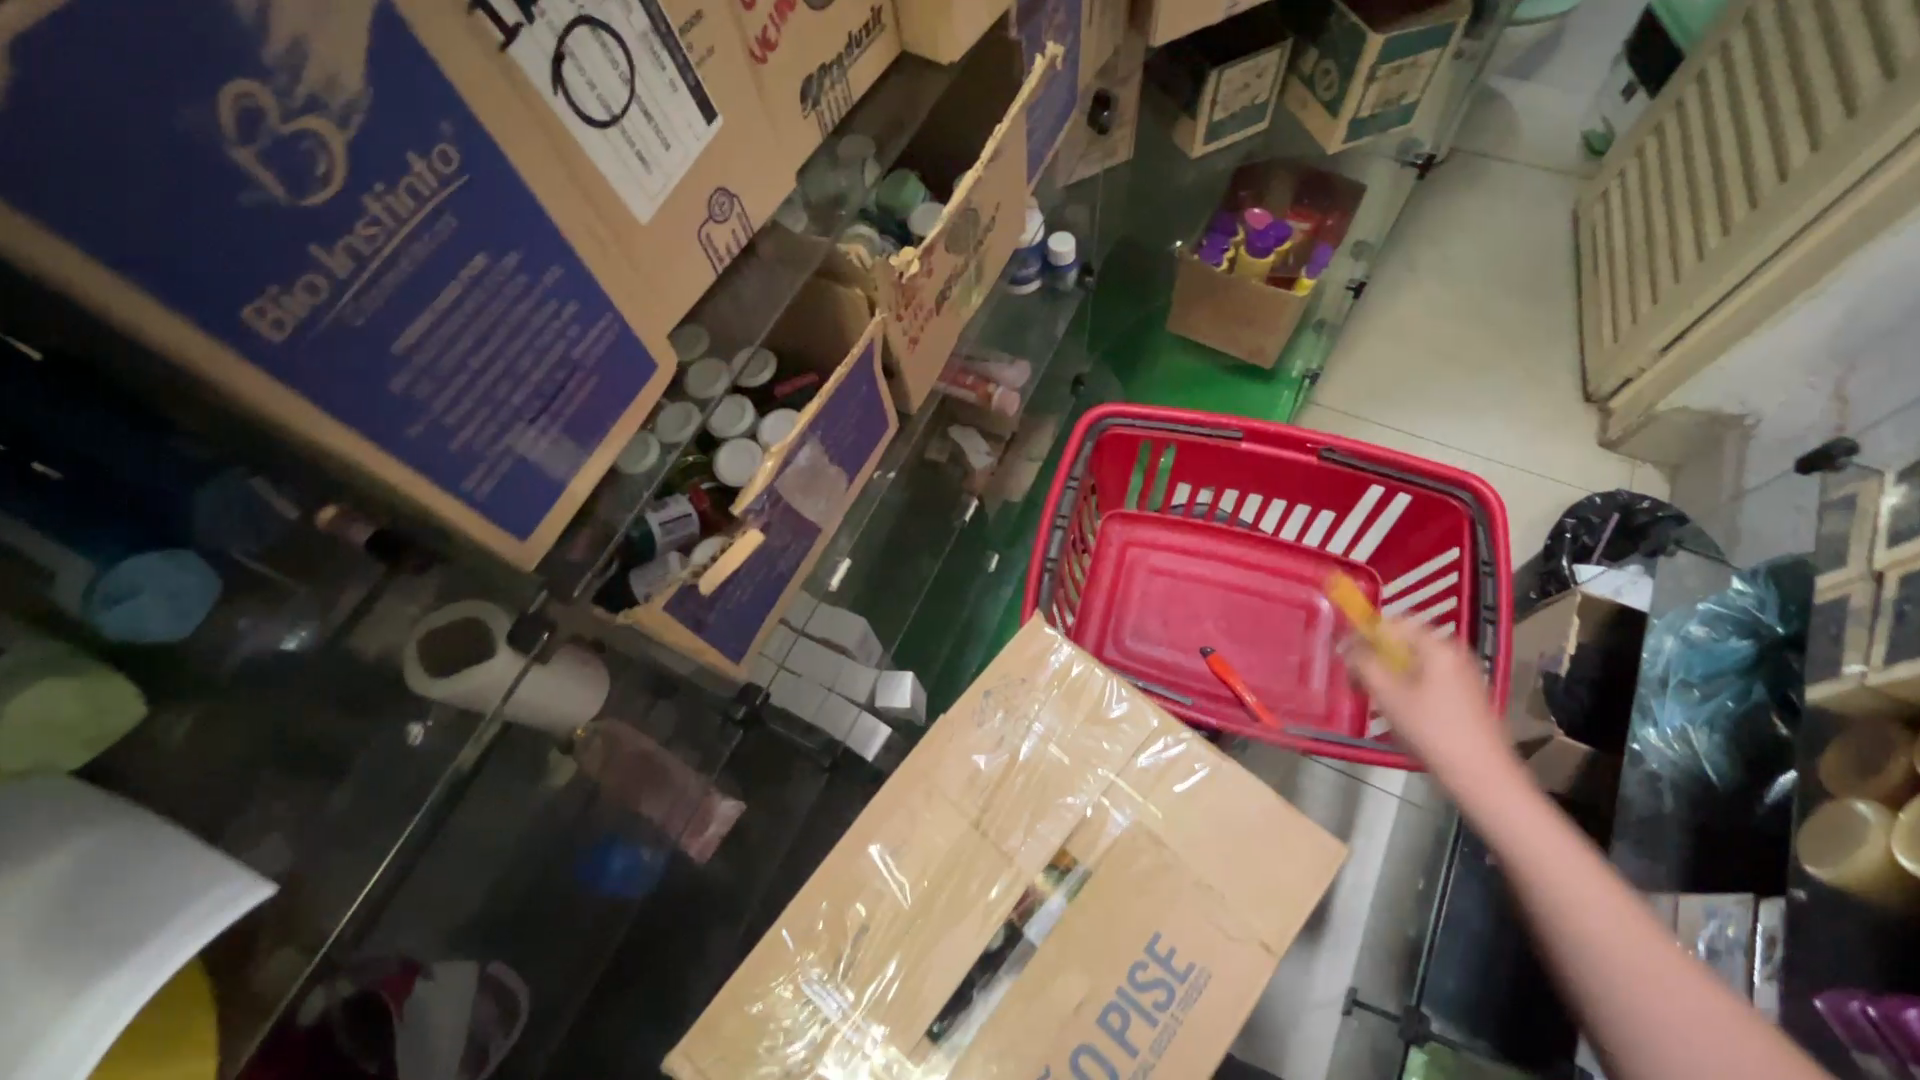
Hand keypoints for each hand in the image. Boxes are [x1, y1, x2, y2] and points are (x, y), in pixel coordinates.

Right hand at [1344, 619, 1521, 787]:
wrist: (1480, 773)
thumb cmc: (1430, 729)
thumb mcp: (1388, 695)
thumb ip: (1364, 664)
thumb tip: (1348, 645)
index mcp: (1438, 647)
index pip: (1396, 623)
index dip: (1367, 632)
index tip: (1348, 652)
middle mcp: (1455, 654)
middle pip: (1406, 643)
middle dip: (1378, 656)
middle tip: (1359, 678)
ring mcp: (1465, 675)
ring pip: (1417, 663)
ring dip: (1392, 674)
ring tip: (1376, 698)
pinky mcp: (1467, 696)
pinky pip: (1430, 679)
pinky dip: (1410, 687)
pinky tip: (1401, 712)